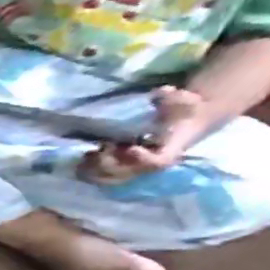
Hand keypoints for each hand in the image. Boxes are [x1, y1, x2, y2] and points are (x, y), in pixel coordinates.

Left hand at [82, 87, 208, 184]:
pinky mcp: (120, 166)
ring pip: (109, 178)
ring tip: (89, 153)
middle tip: (102, 147)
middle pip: (126, 175)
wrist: (183, 121)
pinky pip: (99, 175)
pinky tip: (84, 156)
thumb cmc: (183, 111)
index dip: (143, 159)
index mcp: (170, 149)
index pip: (158, 162)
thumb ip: (175, 97)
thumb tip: (163, 91)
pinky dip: (88, 170)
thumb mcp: (184, 101)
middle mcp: (149, 163)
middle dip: (109, 165)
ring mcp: (133, 167)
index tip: (132, 148)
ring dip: (94, 169)